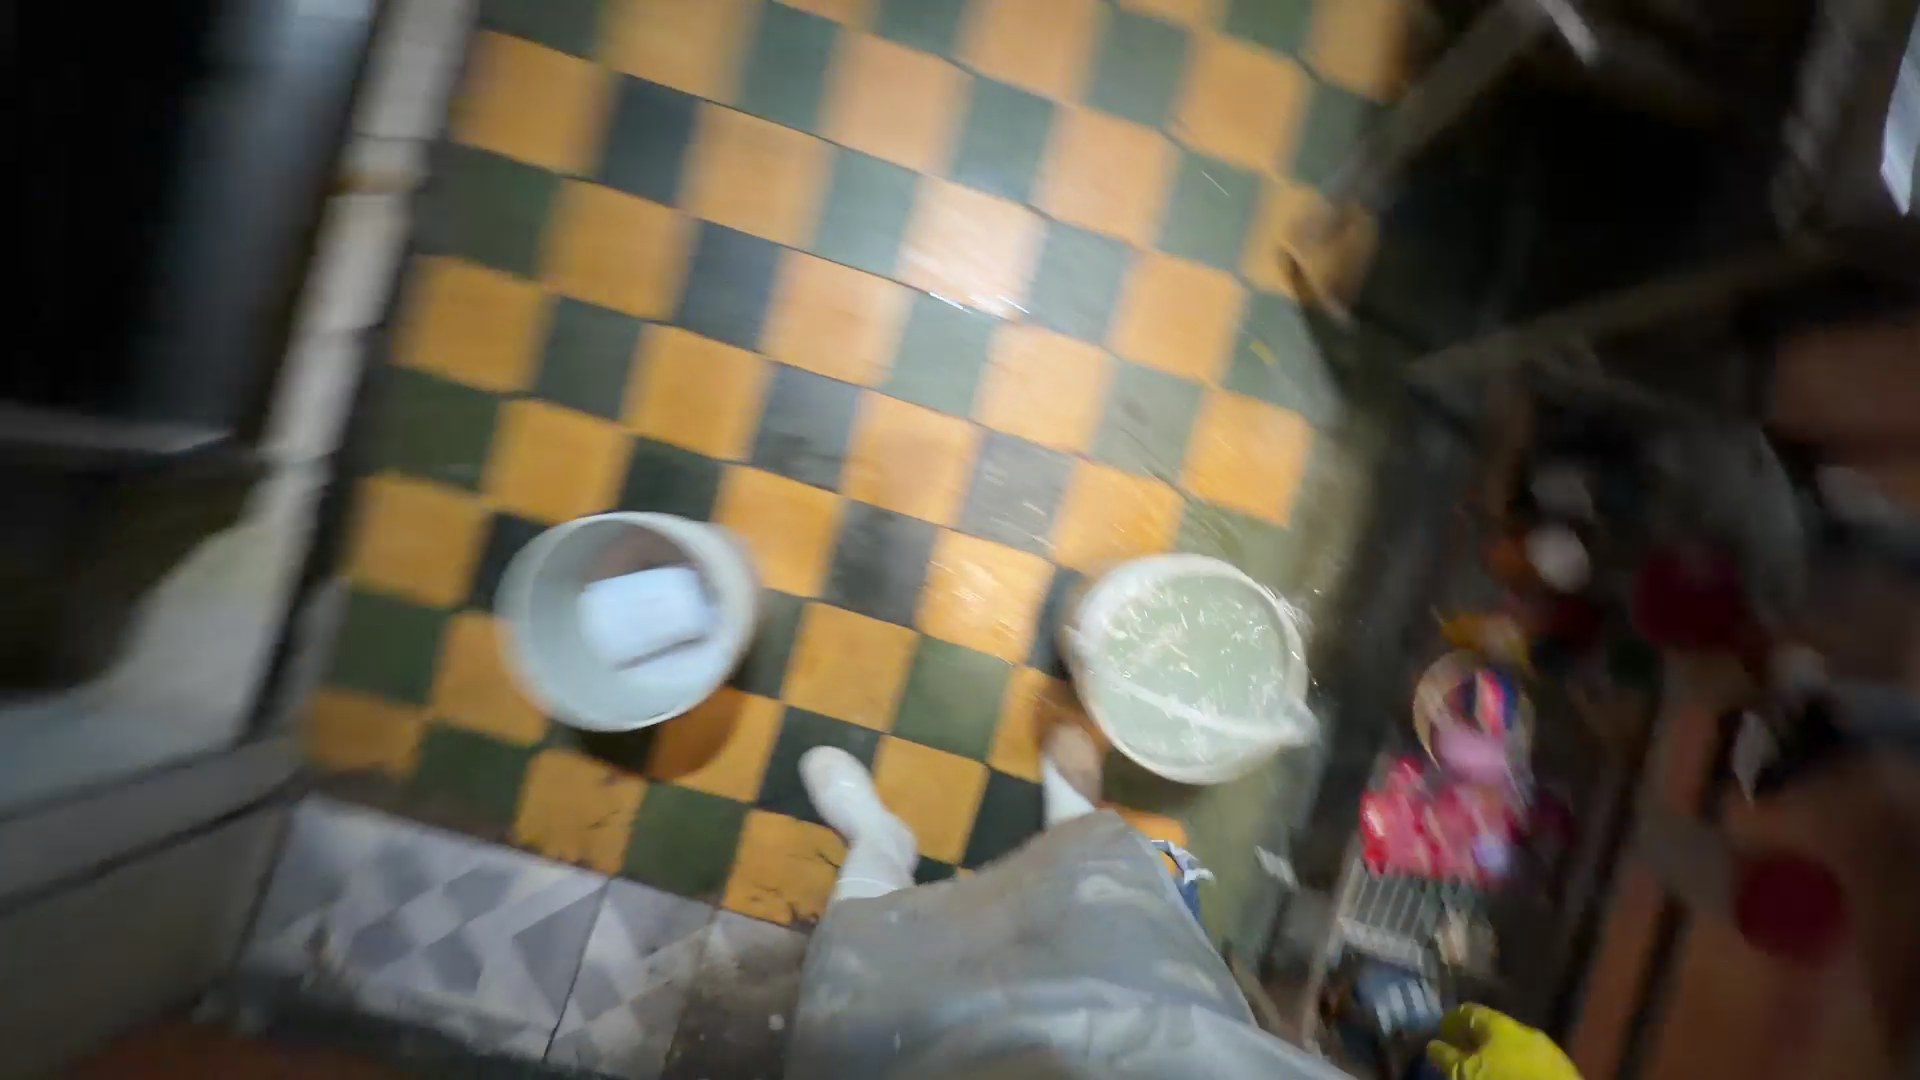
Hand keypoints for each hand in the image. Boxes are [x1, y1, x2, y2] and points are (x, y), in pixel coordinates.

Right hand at [1425, 1005, 1581, 1079]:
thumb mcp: (1465, 1073)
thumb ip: (1445, 1056)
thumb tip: (1433, 1044)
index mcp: (1500, 1023)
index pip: (1466, 1011)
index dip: (1450, 1023)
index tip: (1441, 1039)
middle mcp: (1526, 1030)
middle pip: (1493, 1031)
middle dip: (1477, 1043)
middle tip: (1463, 1059)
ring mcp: (1552, 1054)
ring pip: (1517, 1050)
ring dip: (1500, 1059)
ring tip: (1489, 1074)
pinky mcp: (1569, 1076)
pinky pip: (1534, 1068)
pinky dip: (1520, 1072)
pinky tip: (1513, 1079)